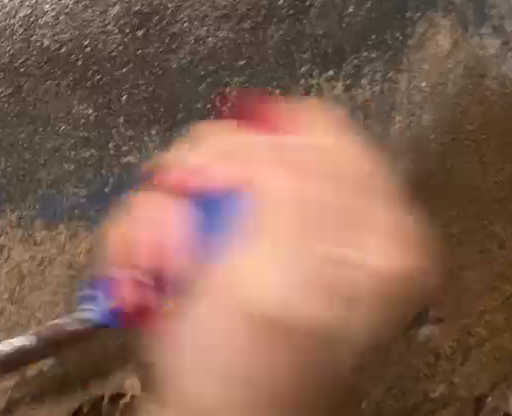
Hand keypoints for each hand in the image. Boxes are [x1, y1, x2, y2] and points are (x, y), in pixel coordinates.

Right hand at [98, 97, 437, 415]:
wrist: (198, 410)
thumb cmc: (245, 371)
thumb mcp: (279, 284)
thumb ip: (291, 194)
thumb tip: (278, 124)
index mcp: (365, 228)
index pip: (311, 126)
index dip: (254, 146)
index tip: (223, 189)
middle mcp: (317, 216)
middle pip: (240, 138)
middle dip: (193, 179)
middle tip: (189, 231)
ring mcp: (263, 222)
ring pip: (192, 164)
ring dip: (160, 213)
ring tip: (168, 265)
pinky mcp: (219, 231)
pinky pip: (165, 195)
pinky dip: (146, 228)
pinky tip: (158, 268)